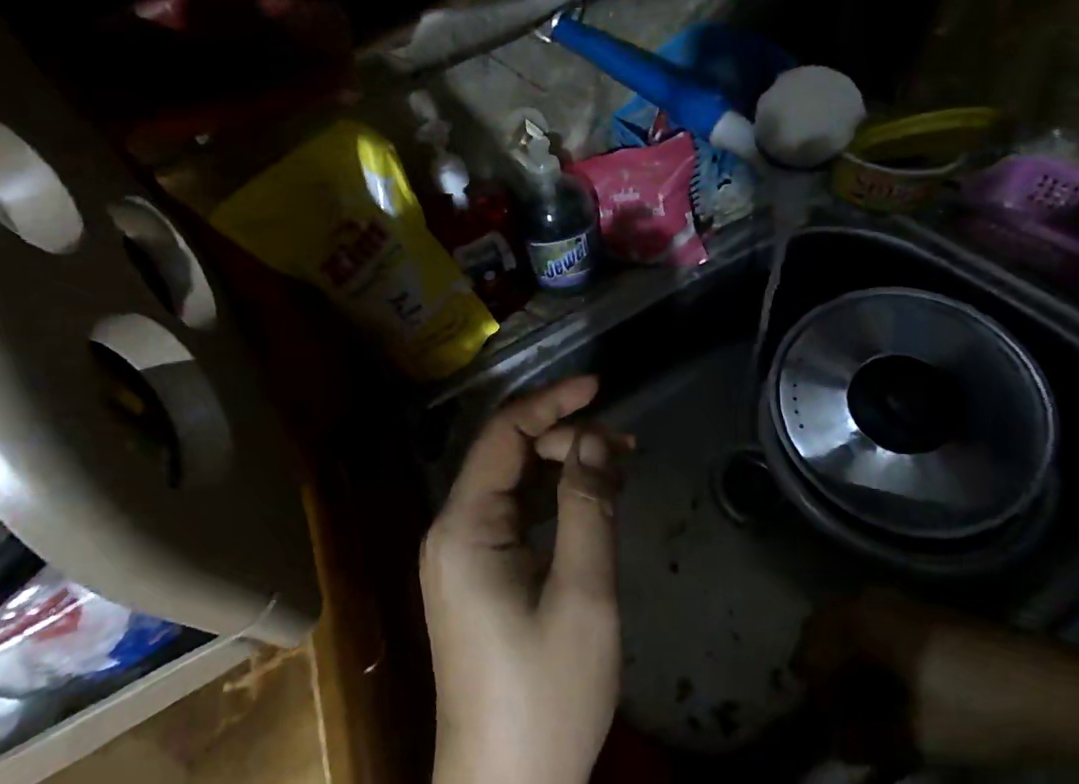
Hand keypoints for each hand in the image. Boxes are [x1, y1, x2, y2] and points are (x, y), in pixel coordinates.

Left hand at [421, 376, 625, 783]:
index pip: (504, 434)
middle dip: (566, 438)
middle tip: (626, 450)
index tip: (599, 385)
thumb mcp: (582, 595)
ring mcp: (461, 556)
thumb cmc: (546, 693)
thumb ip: (589, 507)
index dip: (552, 402)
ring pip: (513, 484)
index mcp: (466, 528)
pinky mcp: (476, 577)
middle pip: (508, 455)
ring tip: (619, 470)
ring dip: (563, 467)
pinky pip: (514, 516)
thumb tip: (597, 440)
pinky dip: (553, 500)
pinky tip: (591, 502)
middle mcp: (453, 531)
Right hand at [795, 589, 1078, 768]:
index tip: (817, 718)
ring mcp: (909, 605)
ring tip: (861, 708)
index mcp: (867, 619)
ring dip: (852, 664)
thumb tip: (839, 745)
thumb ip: (868, 740)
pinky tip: (894, 698)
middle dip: (826, 666)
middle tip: (832, 708)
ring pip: (859, 627)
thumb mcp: (918, 737)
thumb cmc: (976, 709)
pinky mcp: (935, 619)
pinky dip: (878, 660)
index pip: (814, 640)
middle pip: (831, 625)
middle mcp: (880, 600)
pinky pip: (886, 630)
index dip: (810, 681)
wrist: (1056, 693)